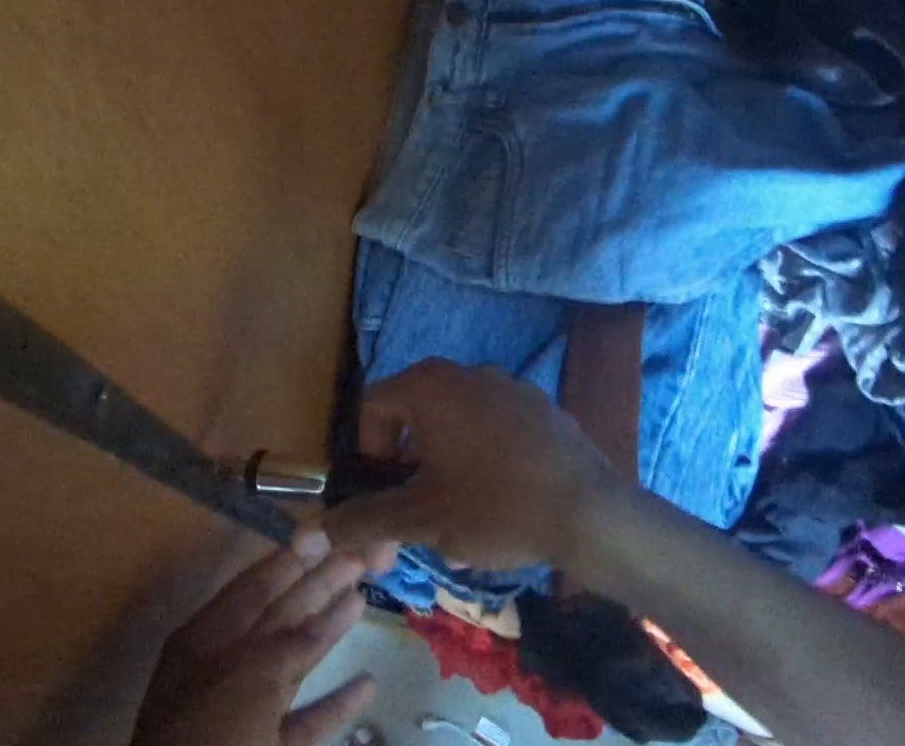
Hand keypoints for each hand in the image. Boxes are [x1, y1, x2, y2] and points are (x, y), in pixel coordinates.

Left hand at [130, 535, 378, 745]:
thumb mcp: (247, 680)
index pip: (258, 583)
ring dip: (329, 631)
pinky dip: (334, 703)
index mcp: (206, 641)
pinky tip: (366, 684)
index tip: (333, 530)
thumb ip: (287, 643)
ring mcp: (242, 715)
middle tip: (363, 552)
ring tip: (365, 599)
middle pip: (280, 615)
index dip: (296, 556)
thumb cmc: (209, 741)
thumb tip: (322, 616)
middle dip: (320, 583)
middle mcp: (222, 669)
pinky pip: (304, 722)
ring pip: (294, 662)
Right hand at [318, 358, 622, 568]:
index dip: (368, 455)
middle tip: (417, 513)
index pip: (372, 407)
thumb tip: (314, 532)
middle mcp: (466, 371)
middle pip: (413, 413)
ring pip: (454, 421)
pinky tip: (501, 495)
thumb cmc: (495, 506)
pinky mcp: (539, 406)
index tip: (387, 496)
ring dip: (442, 461)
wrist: (590, 511)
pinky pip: (492, 425)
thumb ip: (364, 519)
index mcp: (429, 386)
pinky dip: (481, 454)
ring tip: (459, 510)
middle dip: (405, 465)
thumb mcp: (421, 518)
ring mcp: (508, 384)